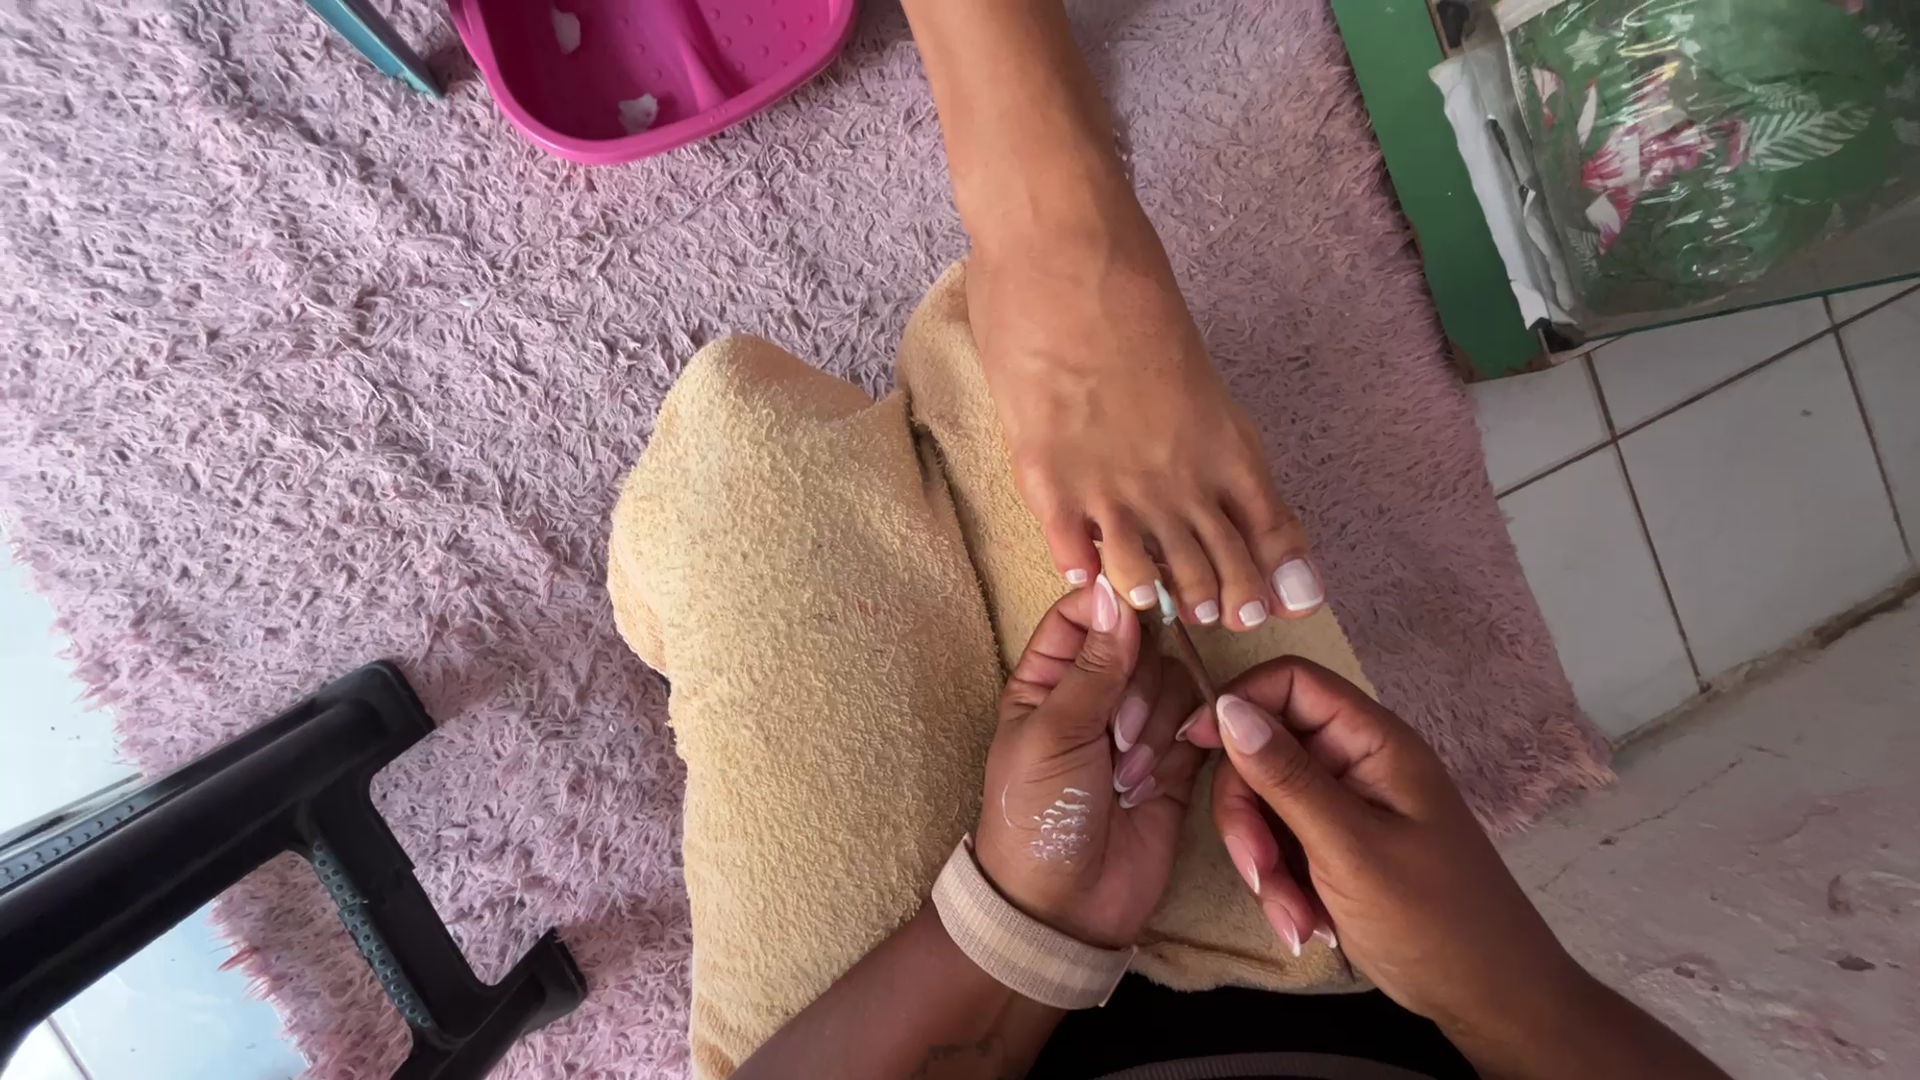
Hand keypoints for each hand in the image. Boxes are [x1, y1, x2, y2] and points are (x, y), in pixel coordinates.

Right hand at [966, 219, 1323, 632]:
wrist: (1064, 257)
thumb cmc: (1132, 286)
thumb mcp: (1193, 360)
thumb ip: (1197, 416)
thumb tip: (1182, 443)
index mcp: (1222, 441)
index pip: (1265, 527)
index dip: (1275, 572)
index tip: (1283, 603)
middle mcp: (1175, 480)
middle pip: (1207, 559)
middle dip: (1220, 596)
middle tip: (1222, 620)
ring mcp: (1110, 488)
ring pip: (1142, 570)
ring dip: (1154, 593)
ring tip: (1156, 606)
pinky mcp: (1049, 482)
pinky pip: (1071, 551)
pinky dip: (1082, 570)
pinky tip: (1084, 579)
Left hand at [973, 576, 1206, 948]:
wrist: (1066, 908)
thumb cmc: (1039, 813)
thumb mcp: (1055, 733)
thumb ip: (1094, 666)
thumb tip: (1114, 592)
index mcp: (1048, 676)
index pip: (1085, 612)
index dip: (1114, 605)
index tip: (1143, 607)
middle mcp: (1095, 691)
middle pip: (1140, 644)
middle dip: (1134, 689)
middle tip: (1113, 741)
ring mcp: (1137, 723)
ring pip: (1173, 681)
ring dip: (1154, 728)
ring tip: (1126, 778)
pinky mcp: (1175, 758)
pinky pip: (1198, 722)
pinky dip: (1184, 744)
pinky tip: (1158, 780)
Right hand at [1181, 658, 1589, 1044]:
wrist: (1490, 1006)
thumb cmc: (1435, 920)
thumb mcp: (1351, 848)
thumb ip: (1285, 775)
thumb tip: (1226, 707)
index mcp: (1370, 741)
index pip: (1290, 682)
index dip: (1238, 701)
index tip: (1197, 743)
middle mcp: (1348, 760)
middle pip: (1261, 749)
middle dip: (1247, 812)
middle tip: (1258, 870)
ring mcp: (1335, 800)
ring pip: (1259, 798)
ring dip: (1260, 858)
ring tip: (1292, 916)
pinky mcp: (1324, 838)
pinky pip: (1272, 836)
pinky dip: (1275, 879)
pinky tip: (1301, 920)